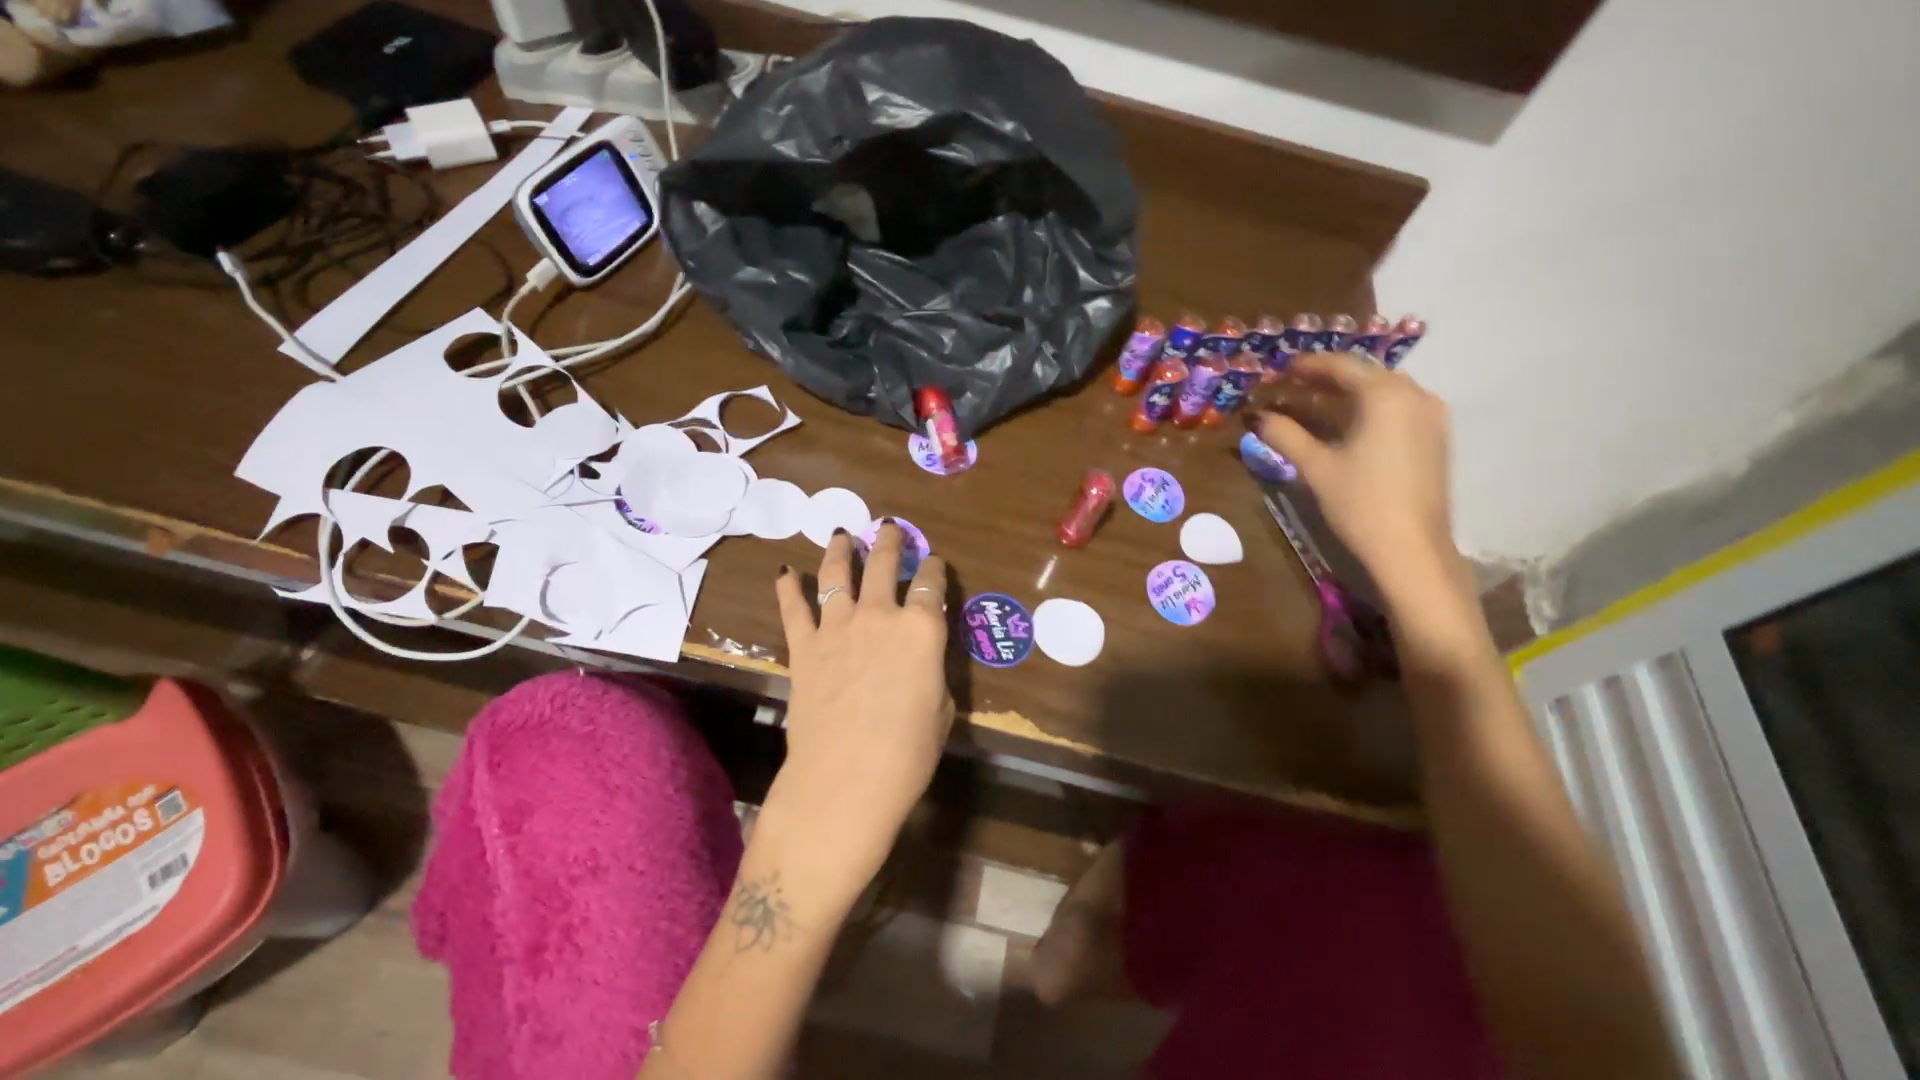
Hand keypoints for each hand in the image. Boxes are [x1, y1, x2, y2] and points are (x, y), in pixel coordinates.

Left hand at [769, 524, 953, 897]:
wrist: (844, 778)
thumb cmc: (908, 753)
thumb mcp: (941, 709)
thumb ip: (930, 671)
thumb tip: (920, 658)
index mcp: (922, 629)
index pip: (932, 584)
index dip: (934, 569)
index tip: (934, 562)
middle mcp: (880, 615)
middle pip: (883, 565)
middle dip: (889, 542)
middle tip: (890, 528)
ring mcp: (837, 628)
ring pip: (836, 575)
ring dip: (840, 550)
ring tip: (842, 534)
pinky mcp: (804, 648)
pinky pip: (794, 609)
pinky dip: (787, 588)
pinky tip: (784, 572)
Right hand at [1250, 352, 1457, 588]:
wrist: (1411, 549)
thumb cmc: (1361, 503)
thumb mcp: (1316, 467)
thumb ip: (1285, 435)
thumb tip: (1259, 417)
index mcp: (1386, 394)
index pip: (1342, 366)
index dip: (1308, 366)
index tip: (1280, 370)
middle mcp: (1415, 395)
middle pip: (1365, 376)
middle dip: (1327, 380)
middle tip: (1292, 388)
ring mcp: (1431, 417)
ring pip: (1383, 393)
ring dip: (1348, 396)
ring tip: (1314, 407)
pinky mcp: (1435, 439)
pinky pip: (1398, 410)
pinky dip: (1369, 412)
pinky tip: (1345, 427)